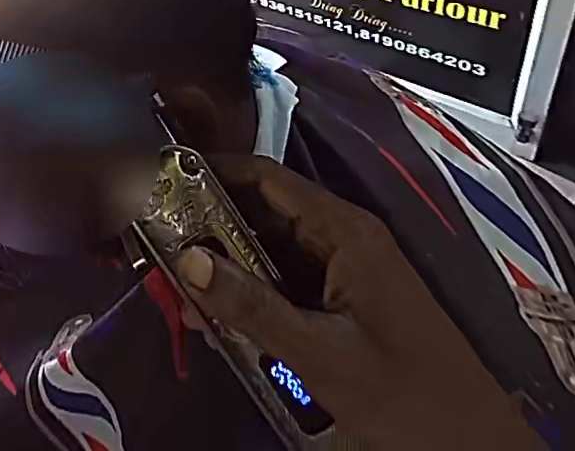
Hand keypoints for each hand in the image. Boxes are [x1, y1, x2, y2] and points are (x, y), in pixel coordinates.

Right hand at [172, 156, 540, 450]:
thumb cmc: (413, 403)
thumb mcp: (326, 357)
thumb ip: (253, 308)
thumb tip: (187, 261)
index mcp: (344, 230)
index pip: (266, 177)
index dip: (213, 171)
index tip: (166, 182)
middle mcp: (339, 238)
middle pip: (259, 210)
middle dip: (209, 226)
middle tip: (161, 241)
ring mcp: (339, 270)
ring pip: (264, 248)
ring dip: (223, 265)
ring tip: (177, 284)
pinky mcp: (337, 301)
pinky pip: (278, 281)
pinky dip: (245, 292)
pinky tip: (214, 315)